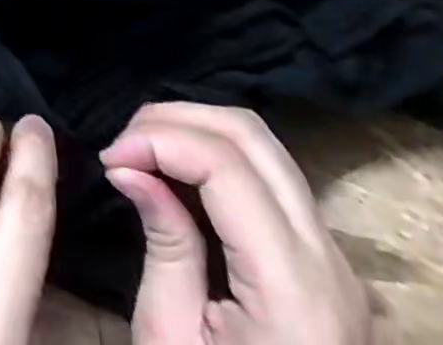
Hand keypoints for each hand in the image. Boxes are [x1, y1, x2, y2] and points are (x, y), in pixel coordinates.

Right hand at [101, 103, 371, 344]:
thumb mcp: (171, 336)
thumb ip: (164, 243)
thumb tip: (128, 167)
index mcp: (294, 289)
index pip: (228, 165)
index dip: (159, 140)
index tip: (108, 157)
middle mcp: (329, 259)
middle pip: (253, 136)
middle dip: (175, 119)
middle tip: (123, 145)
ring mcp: (334, 256)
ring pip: (263, 145)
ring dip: (194, 129)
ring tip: (142, 152)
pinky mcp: (322, 257)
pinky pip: (268, 174)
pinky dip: (214, 152)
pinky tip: (174, 171)